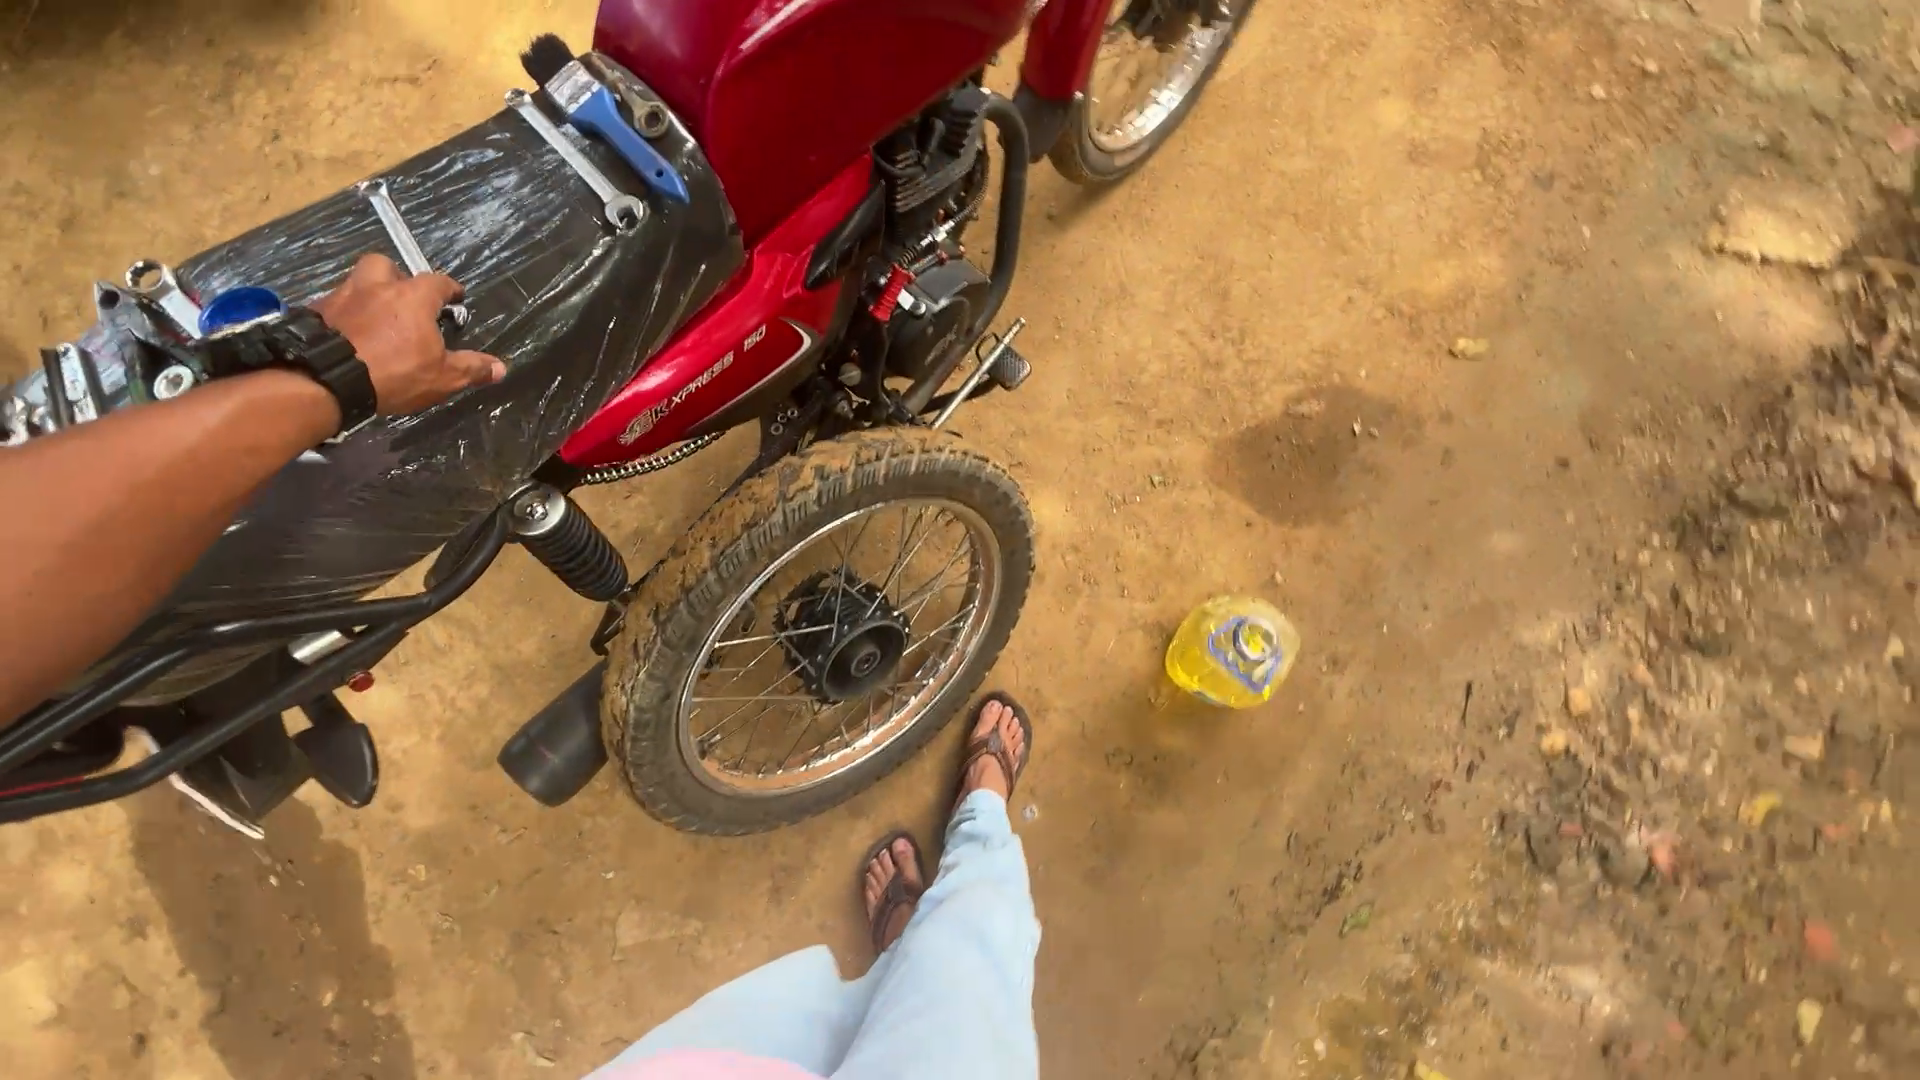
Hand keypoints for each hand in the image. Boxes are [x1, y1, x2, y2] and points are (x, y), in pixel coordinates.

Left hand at [309, 254, 504, 414]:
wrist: (324, 378)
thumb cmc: (394, 372)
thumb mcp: (444, 377)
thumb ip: (472, 368)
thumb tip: (500, 367)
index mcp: (412, 298)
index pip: (437, 281)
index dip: (450, 288)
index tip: (456, 297)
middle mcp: (375, 287)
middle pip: (385, 265)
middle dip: (397, 277)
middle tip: (404, 298)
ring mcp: (340, 297)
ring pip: (356, 282)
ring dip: (369, 294)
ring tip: (377, 317)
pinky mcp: (314, 311)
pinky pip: (334, 306)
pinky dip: (345, 315)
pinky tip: (350, 334)